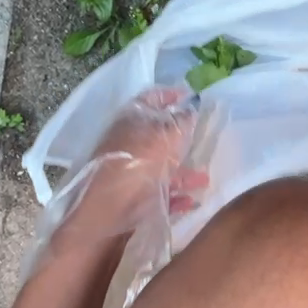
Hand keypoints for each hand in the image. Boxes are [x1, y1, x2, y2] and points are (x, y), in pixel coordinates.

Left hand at [51, 89, 208, 253]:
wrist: (104, 212)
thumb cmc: (138, 163)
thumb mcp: (168, 135)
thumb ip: (183, 119)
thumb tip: (192, 104)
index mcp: (132, 117)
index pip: (154, 96)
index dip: (173, 94)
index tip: (193, 98)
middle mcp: (126, 140)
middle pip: (157, 133)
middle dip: (181, 137)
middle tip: (202, 139)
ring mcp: (124, 168)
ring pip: (158, 164)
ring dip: (182, 170)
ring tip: (203, 180)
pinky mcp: (126, 196)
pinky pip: (155, 191)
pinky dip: (173, 194)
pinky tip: (190, 201)